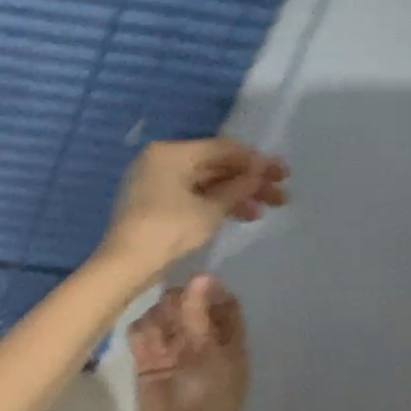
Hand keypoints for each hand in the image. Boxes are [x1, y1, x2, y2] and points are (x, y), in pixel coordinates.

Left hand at [97, 140, 287, 282]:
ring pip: (204, 183)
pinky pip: (191, 196)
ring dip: (236, 194)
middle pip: (213, 165)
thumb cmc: (169, 229)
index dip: (255, 161)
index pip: (221, 148)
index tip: (283, 173)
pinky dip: (215, 204)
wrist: (127, 263)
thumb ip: (238, 188)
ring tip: (267, 210)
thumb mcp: (210, 210)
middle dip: (248, 180)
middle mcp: (160, 161)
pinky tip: (242, 216)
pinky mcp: (154, 203)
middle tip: (282, 195)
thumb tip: (259, 172)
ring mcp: (155, 182)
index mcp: (170, 152)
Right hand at [128, 275, 250, 410]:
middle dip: (177, 302)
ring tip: (158, 339)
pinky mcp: (146, 359)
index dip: (209, 290)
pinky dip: (140, 333)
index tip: (194, 282)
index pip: (221, 302)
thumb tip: (202, 273)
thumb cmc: (208, 399)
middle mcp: (199, 339)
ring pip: (160, 314)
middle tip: (173, 315)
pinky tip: (144, 347)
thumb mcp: (209, 353)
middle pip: (186, 303)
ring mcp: (171, 349)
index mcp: (227, 339)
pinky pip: (140, 333)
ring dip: (157, 318)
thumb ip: (199, 314)